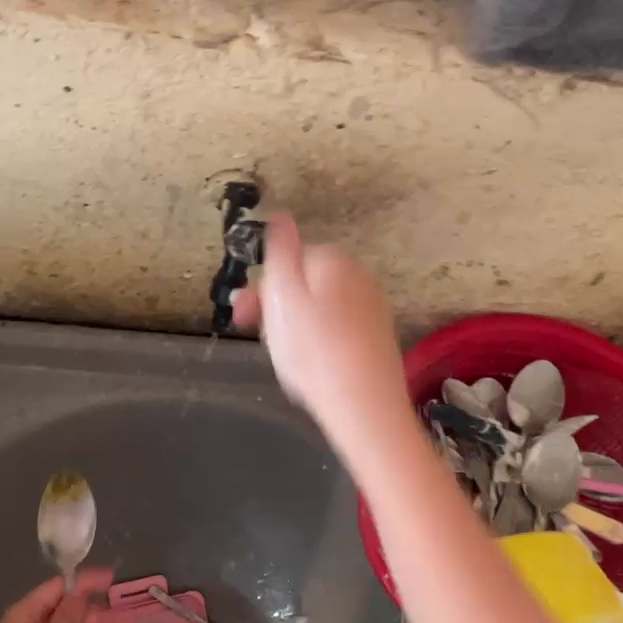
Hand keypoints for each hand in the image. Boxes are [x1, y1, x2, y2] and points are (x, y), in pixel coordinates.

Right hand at [234, 213, 408, 433]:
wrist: (363, 406)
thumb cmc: (314, 351)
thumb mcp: (283, 294)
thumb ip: (280, 250)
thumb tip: (280, 216)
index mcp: (333, 260)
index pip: (287, 260)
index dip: (262, 286)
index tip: (245, 314)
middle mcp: (358, 276)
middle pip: (304, 284)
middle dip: (278, 307)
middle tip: (261, 338)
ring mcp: (372, 308)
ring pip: (319, 309)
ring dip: (296, 327)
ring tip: (287, 358)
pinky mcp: (377, 339)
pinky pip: (337, 332)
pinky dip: (320, 345)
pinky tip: (313, 368)